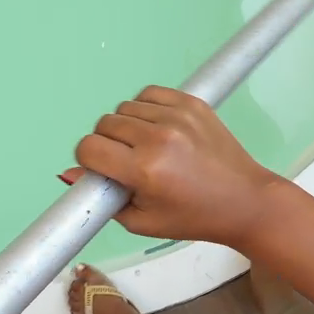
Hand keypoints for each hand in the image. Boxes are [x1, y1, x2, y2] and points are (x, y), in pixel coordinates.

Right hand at [64, 86, 296, 246]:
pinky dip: (145, 109)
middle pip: (104, 125)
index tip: (102, 170)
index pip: (89, 148)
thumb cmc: (193, 217)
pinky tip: (157, 128)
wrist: (244, 200)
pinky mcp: (192, 103)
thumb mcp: (142, 220)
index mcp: (145, 170)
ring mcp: (177, 116)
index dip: (89, 161)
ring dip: (127, 127)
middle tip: (127, 162)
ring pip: (125, 108)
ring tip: (146, 147)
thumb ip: (102, 197)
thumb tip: (69, 174)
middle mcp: (159, 138)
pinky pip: (149, 93)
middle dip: (108, 144)